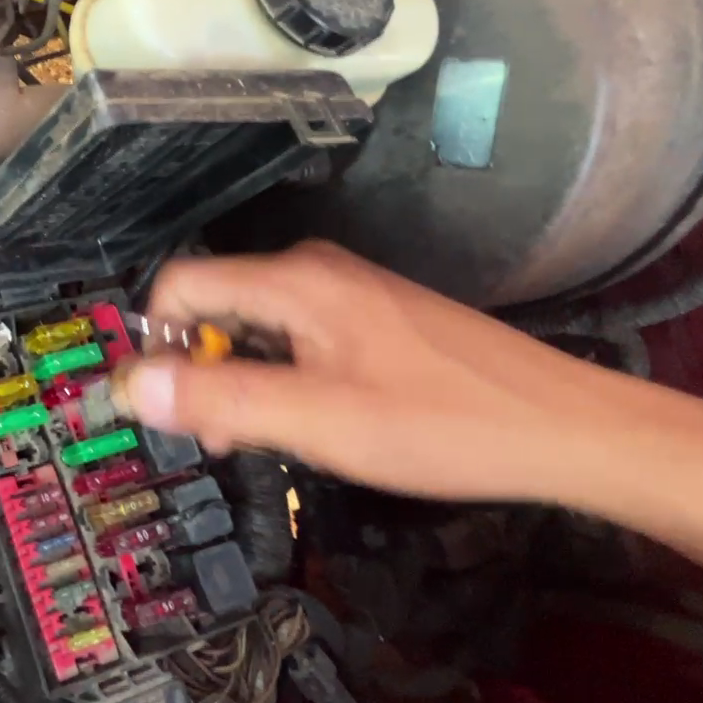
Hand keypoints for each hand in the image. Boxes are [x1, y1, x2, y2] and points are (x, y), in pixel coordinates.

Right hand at [116, 241, 659, 503]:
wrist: (573, 431)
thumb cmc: (438, 424)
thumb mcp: (316, 421)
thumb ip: (216, 400)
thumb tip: (129, 385)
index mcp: (290, 280)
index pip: (178, 285)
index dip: (158, 340)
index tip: (171, 400)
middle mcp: (309, 269)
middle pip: (213, 303)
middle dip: (198, 365)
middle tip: (219, 433)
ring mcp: (341, 288)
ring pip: (250, 321)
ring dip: (237, 374)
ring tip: (263, 434)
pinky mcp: (365, 313)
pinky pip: (289, 331)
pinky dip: (275, 371)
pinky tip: (305, 414)